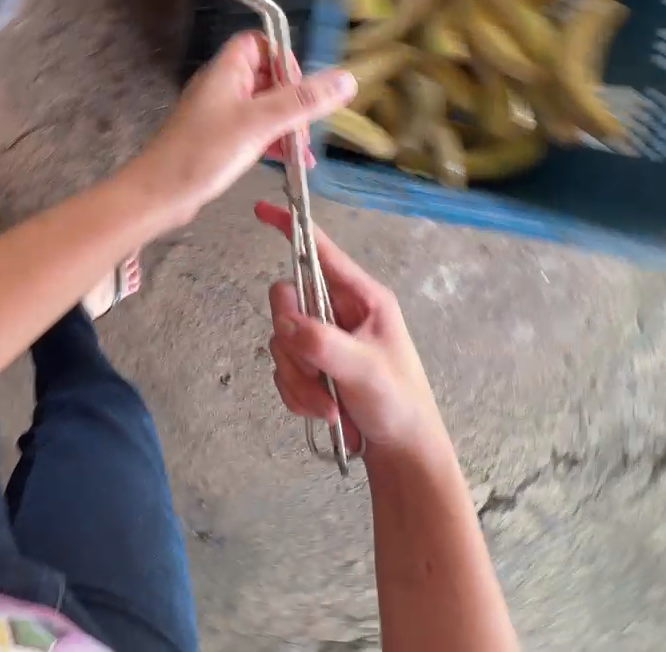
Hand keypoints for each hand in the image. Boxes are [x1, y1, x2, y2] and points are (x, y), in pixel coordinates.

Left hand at [124, 32, 354, 225]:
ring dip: (288, 125)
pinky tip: (291, 164)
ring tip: (303, 154)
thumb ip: (302, 101)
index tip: (303, 89)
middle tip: (304, 130)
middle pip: (268, 77)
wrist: (160, 193)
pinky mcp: (219, 140)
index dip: (285, 59)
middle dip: (294, 100)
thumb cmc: (204, 152)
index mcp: (225, 72)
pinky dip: (274, 142)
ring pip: (264, 107)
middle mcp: (221, 87)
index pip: (259, 43)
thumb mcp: (259, 123)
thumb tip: (347, 78)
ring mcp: (219, 115)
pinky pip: (255, 131)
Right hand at [254, 201, 450, 462]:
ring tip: (329, 408)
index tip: (262, 210)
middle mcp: (337, 312)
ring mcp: (322, 339)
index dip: (291, 228)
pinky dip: (296, 394)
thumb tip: (284, 324)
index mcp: (361, 298)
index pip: (319, 252)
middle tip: (313, 371)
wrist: (404, 456)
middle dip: (294, 344)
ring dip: (299, 380)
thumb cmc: (400, 405)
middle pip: (286, 303)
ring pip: (281, 341)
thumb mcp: (366, 371)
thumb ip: (323, 343)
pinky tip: (323, 413)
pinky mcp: (311, 366)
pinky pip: (282, 369)